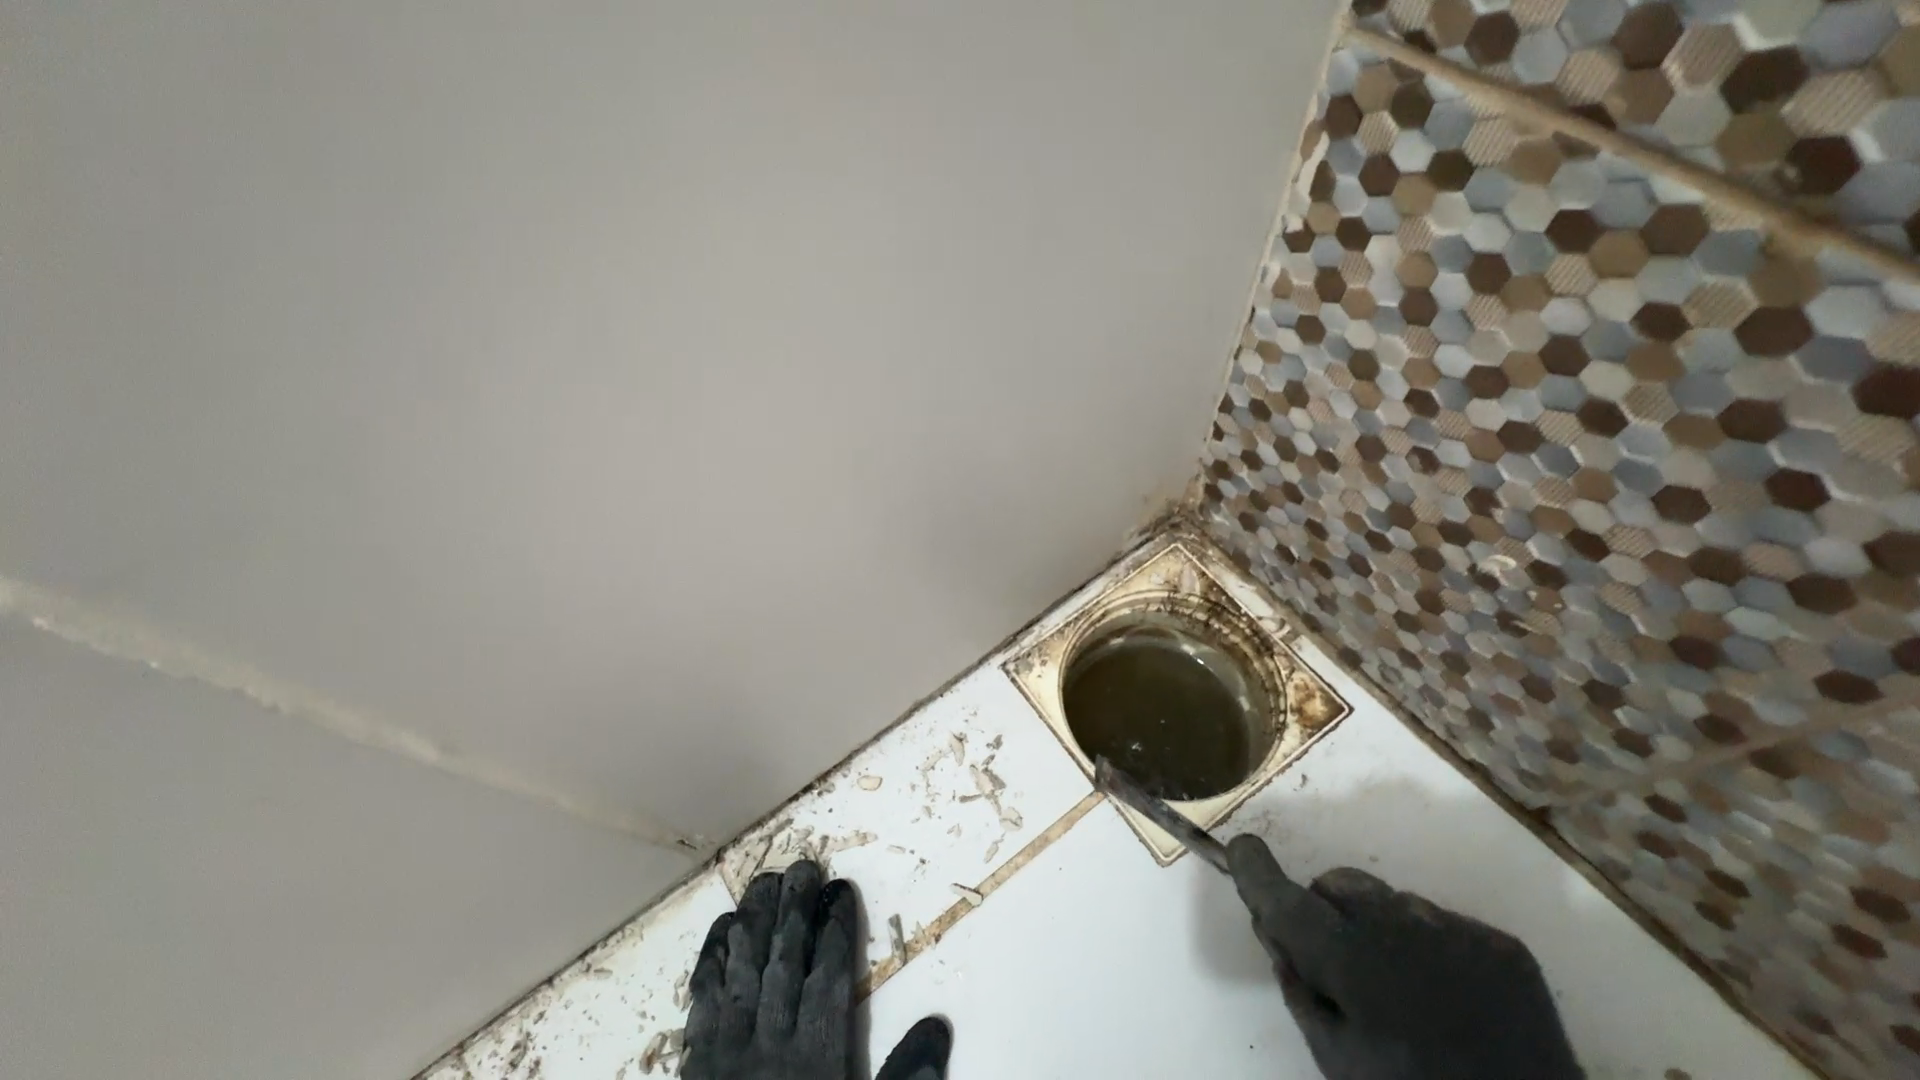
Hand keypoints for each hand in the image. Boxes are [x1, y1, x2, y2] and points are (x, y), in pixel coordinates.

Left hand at [683, 860, 951, 1079]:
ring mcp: (726, 1052)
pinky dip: (710, 961)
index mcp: (817, 1057)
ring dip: (753, 922)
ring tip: (763, 880)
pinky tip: (719, 932)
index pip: (829, 976)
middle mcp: (770, 1043)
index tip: (839, 888)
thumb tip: (938, 1024)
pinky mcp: (695, 1066)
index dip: (835, 928)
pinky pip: (701, 1002)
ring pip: (741, 971)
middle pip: (783, 961)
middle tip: (802, 864)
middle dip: (794, 909)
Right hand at [1227, 836, 1582, 1079]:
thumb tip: (1278, 937)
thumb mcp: (1336, 1060)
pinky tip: (1444, 997)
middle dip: (1322, 909)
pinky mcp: (1501, 945)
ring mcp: (1456, 931)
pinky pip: (1442, 924)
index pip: (1287, 898)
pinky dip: (1427, 947)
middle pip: (1338, 885)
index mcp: (1351, 960)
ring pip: (1390, 901)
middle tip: (1331, 961)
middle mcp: (1400, 926)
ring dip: (1375, 926)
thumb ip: (1299, 990)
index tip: (1241, 847)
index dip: (1256, 869)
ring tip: (1397, 988)